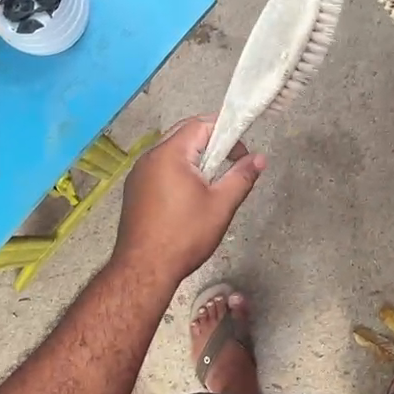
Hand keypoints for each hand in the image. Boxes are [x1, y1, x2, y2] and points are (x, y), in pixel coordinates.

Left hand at [113, 116, 265, 285]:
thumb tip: (259, 159)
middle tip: (229, 165)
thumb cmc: (183, 236)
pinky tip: (189, 197)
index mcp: (170, 154)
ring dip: (194, 160)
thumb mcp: (221, 205)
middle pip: (184, 135)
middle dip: (211, 145)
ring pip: (171, 153)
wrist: (144, 269)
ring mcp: (138, 174)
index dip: (225, 131)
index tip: (241, 152)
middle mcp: (149, 157)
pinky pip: (159, 169)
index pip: (200, 124)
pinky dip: (177, 173)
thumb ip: (241, 176)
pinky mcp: (134, 191)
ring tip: (211, 184)